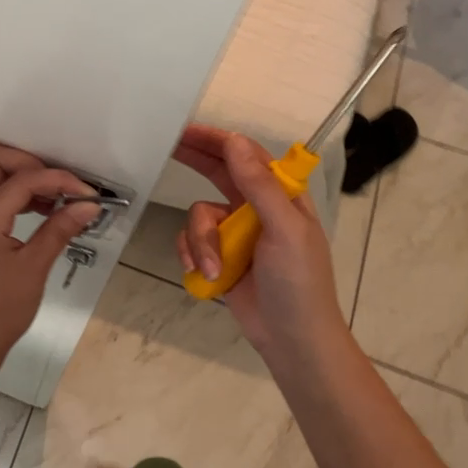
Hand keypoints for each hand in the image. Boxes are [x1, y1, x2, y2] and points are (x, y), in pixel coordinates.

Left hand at [0, 144, 102, 362]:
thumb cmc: (2, 309)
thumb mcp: (34, 268)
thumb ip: (59, 230)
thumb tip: (88, 205)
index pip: (22, 179)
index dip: (57, 179)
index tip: (85, 193)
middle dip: (31, 162)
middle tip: (61, 184)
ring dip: (26, 176)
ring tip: (57, 199)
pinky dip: (20, 192)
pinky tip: (44, 211)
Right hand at [172, 125, 341, 351]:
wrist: (292, 339)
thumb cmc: (299, 282)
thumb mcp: (284, 230)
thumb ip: (258, 186)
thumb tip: (234, 141)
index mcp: (280, 196)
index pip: (246, 155)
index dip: (218, 139)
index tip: (186, 129)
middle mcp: (255, 208)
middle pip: (217, 173)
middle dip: (194, 161)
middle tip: (168, 147)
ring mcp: (234, 234)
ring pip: (197, 216)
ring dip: (199, 241)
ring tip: (212, 268)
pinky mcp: (217, 257)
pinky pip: (190, 243)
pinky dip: (193, 257)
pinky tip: (205, 275)